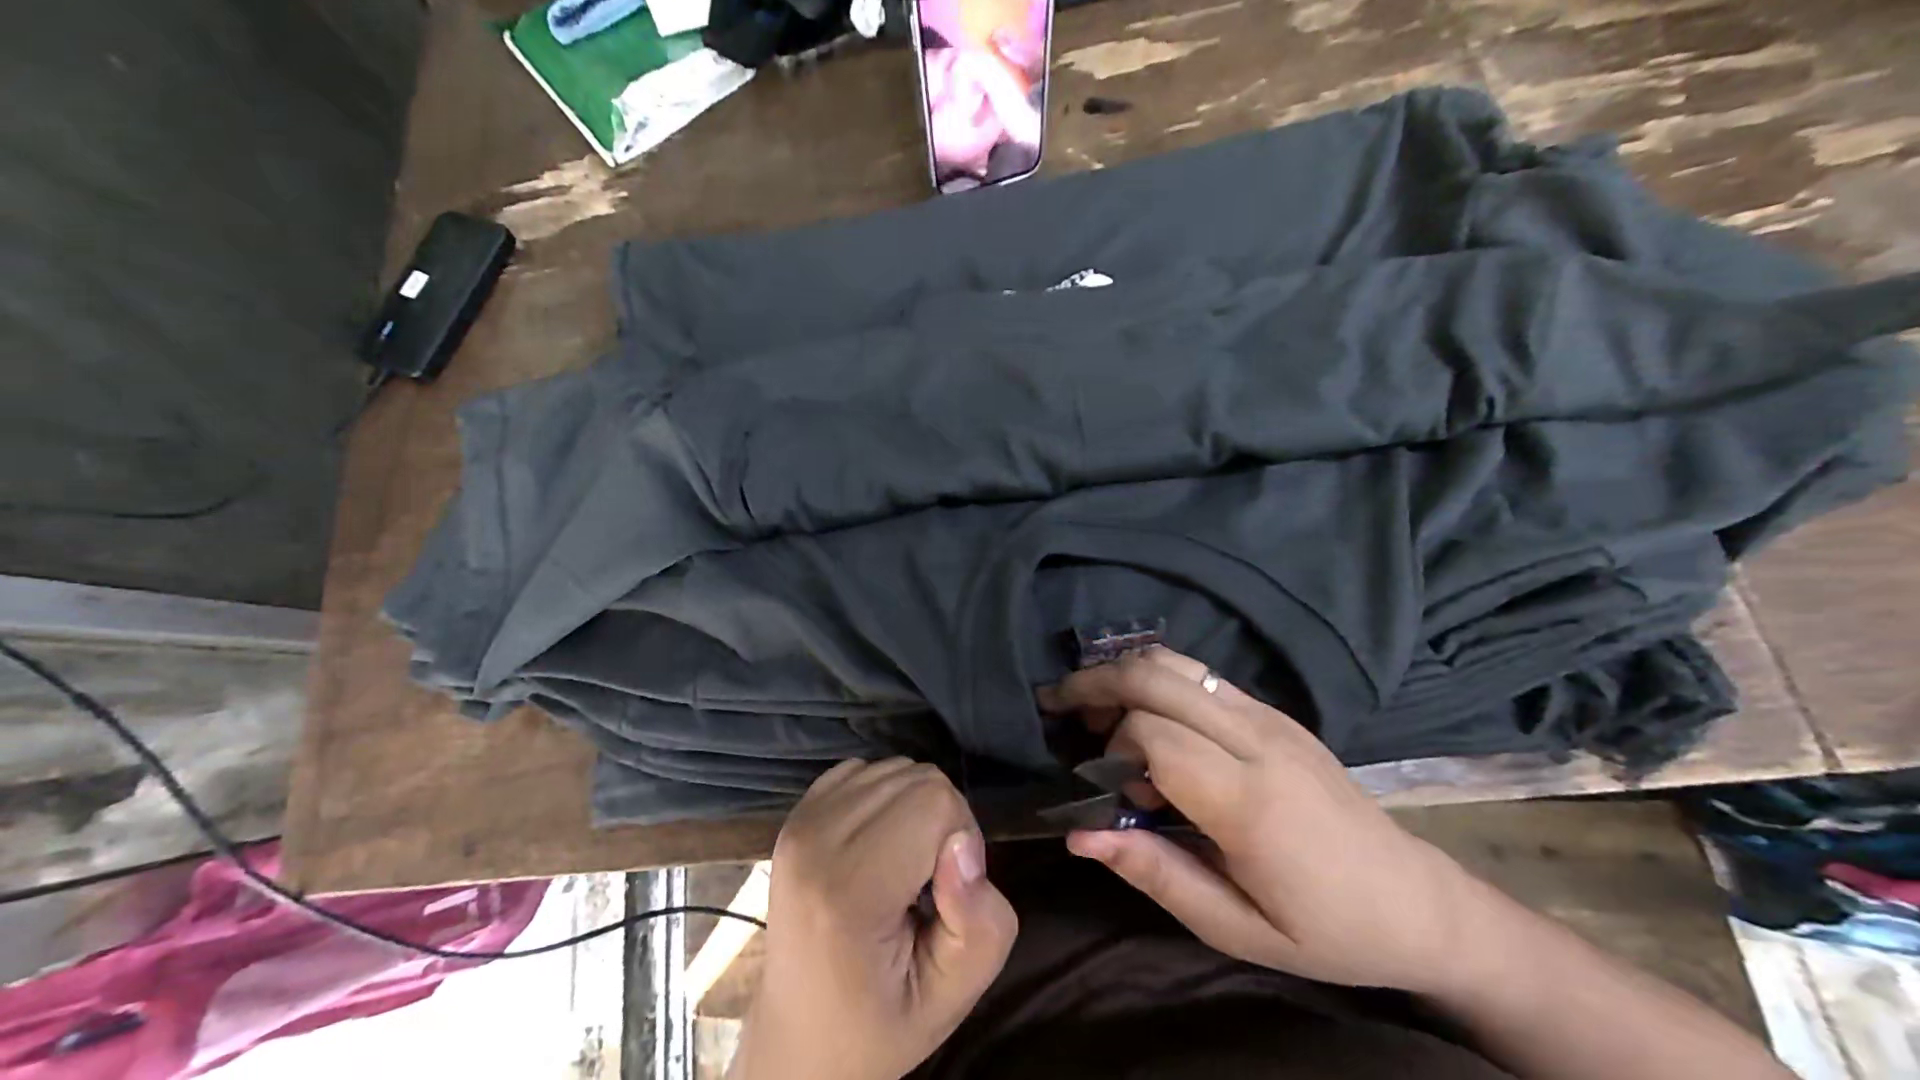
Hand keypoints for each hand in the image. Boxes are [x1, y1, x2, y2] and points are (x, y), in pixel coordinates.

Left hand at [730, 759, 1017, 1079]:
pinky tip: (878, 846)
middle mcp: (814, 839)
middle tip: (930, 884)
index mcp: (847, 888)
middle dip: (943, 821)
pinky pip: (864, 771)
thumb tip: (962, 844)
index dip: (963, 838)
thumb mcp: (953, 996)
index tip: (948, 893)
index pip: (934, 800)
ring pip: (893, 769)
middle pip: (917, 778)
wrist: (799, 1039)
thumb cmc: (879, 1022)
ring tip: (903, 868)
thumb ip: (981, 922)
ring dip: (914, 809)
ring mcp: (798, 822)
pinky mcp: (795, 814)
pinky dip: (884, 798)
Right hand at [1040, 647, 1477, 993]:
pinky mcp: (1275, 712)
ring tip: (1090, 708)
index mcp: (1249, 800)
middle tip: (1057, 710)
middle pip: (1155, 678)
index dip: (1109, 751)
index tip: (1105, 791)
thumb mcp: (1235, 928)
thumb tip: (1079, 835)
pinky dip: (1154, 681)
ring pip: (1175, 663)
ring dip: (1121, 674)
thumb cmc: (1325, 930)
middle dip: (1095, 685)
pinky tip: (1140, 715)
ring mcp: (1270, 716)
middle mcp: (1258, 739)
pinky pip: (1199, 674)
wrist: (1417, 902)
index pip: (1152, 736)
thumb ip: (1155, 874)